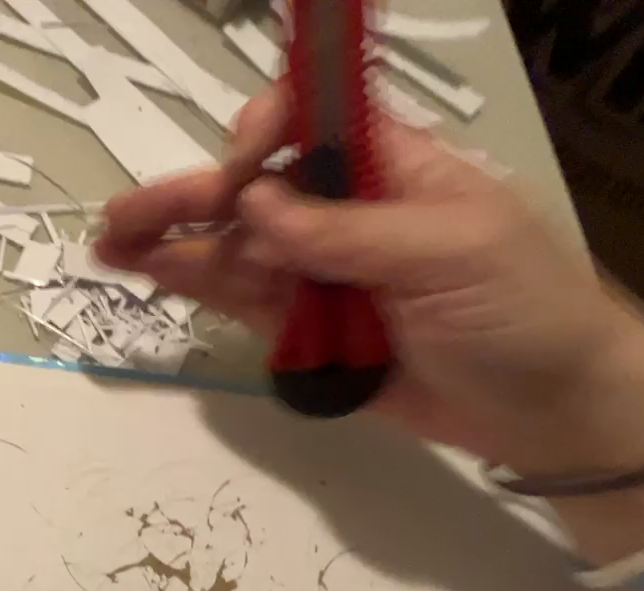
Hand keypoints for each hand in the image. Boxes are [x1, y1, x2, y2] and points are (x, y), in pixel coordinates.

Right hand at [94, 83, 643, 466]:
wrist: (536, 409)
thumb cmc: (520, 311)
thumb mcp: (453, 250)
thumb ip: (350, 228)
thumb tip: (256, 207)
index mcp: (389, 170)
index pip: (310, 128)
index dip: (262, 137)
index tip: (239, 173)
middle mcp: (338, 213)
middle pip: (249, 194)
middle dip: (184, 198)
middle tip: (117, 217)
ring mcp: (311, 273)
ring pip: (227, 248)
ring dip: (167, 243)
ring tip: (107, 246)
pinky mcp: (294, 328)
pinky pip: (234, 299)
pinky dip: (190, 285)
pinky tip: (146, 274)